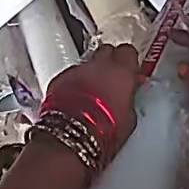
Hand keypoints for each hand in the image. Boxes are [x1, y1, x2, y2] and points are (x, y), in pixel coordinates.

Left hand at [41, 43, 139, 157]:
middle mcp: (98, 66)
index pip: (128, 51)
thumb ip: (129, 97)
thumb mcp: (129, 118)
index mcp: (121, 72)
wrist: (71, 138)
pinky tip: (76, 100)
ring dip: (90, 74)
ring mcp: (76, 71)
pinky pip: (69, 76)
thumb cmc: (103, 133)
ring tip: (92, 94)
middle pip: (106, 50)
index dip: (129, 60)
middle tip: (112, 78)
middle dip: (109, 61)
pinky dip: (73, 84)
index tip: (130, 70)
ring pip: (86, 63)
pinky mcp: (59, 80)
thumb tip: (126, 97)